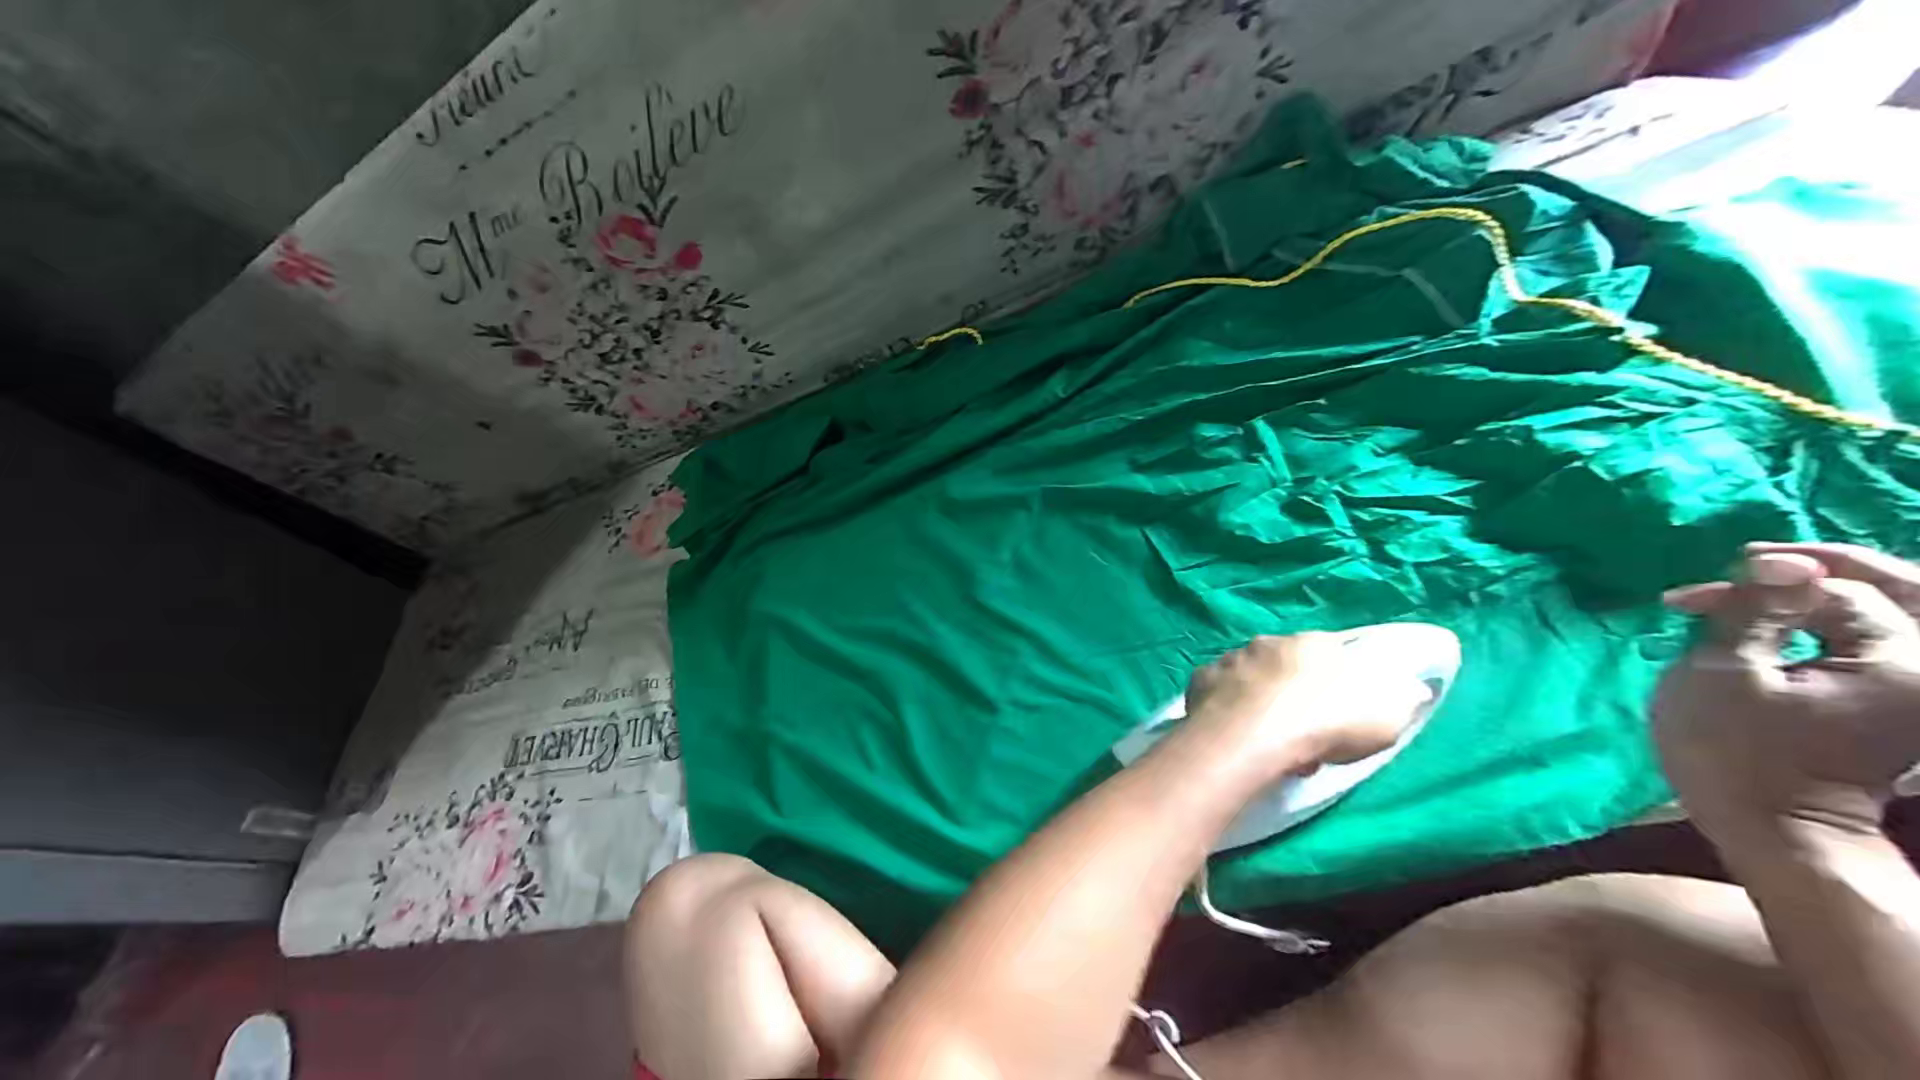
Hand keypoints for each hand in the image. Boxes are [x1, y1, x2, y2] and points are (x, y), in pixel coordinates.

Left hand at [1187, 630, 1442, 765]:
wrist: (1250, 736)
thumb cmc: (1324, 723)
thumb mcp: (1386, 716)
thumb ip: (1399, 698)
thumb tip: (1410, 688)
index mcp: (1315, 642)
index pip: (1333, 652)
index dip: (1340, 680)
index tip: (1342, 710)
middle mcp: (1269, 642)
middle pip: (1287, 665)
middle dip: (1295, 692)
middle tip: (1304, 732)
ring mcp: (1230, 659)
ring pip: (1251, 678)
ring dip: (1260, 701)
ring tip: (1268, 741)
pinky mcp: (1200, 680)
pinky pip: (1219, 693)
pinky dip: (1227, 709)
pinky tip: (1235, 734)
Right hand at [1656, 543, 1919, 838]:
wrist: (1773, 827)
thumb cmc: (1733, 747)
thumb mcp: (1726, 670)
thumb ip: (1755, 610)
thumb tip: (1779, 560)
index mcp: (1901, 661)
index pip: (1833, 592)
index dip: (1758, 585)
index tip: (1686, 598)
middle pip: (1898, 591)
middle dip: (1823, 570)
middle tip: (1754, 563)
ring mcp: (1918, 690)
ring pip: (1894, 613)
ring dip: (1830, 593)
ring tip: (1766, 589)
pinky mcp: (1900, 702)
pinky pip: (1884, 640)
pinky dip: (1838, 621)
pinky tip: (1794, 619)